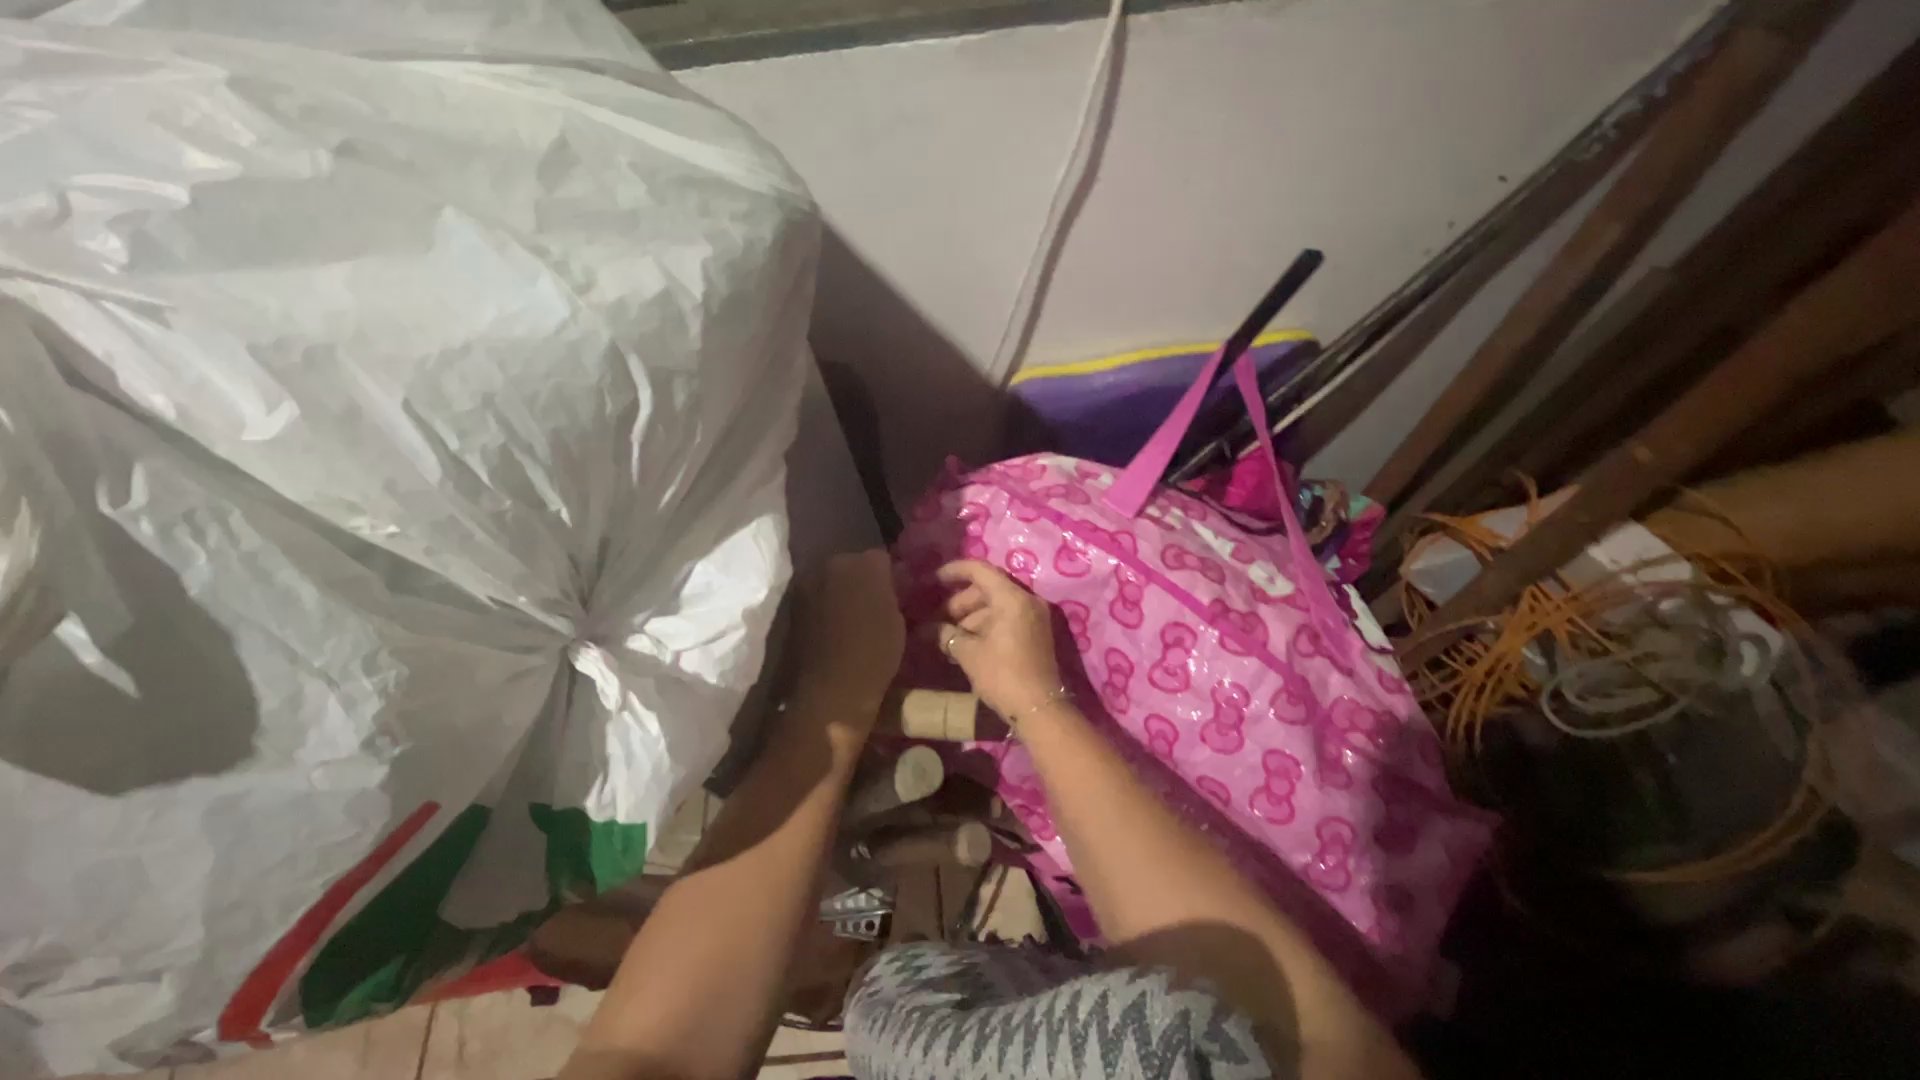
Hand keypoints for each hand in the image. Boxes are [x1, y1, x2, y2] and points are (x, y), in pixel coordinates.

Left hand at [789, 550, 904, 748]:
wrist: (828, 691)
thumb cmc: (873, 655)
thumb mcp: (896, 621)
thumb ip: (887, 594)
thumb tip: (883, 587)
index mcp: (864, 564)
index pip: (880, 558)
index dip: (887, 576)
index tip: (893, 594)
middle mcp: (831, 564)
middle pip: (850, 564)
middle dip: (859, 579)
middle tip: (870, 605)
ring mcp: (806, 583)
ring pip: (829, 580)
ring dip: (838, 592)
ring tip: (849, 619)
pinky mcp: (790, 605)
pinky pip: (814, 598)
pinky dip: (822, 607)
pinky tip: (830, 629)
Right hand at [929, 560, 1063, 718]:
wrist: (1039, 708)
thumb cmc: (1002, 675)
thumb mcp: (969, 654)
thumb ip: (947, 635)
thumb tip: (929, 629)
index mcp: (1012, 598)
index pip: (980, 570)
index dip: (955, 571)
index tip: (934, 579)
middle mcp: (1027, 601)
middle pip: (988, 588)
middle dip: (961, 602)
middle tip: (939, 620)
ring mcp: (1034, 617)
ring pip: (996, 605)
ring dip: (972, 617)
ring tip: (949, 637)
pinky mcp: (1035, 634)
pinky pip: (1007, 618)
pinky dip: (986, 626)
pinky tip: (967, 644)